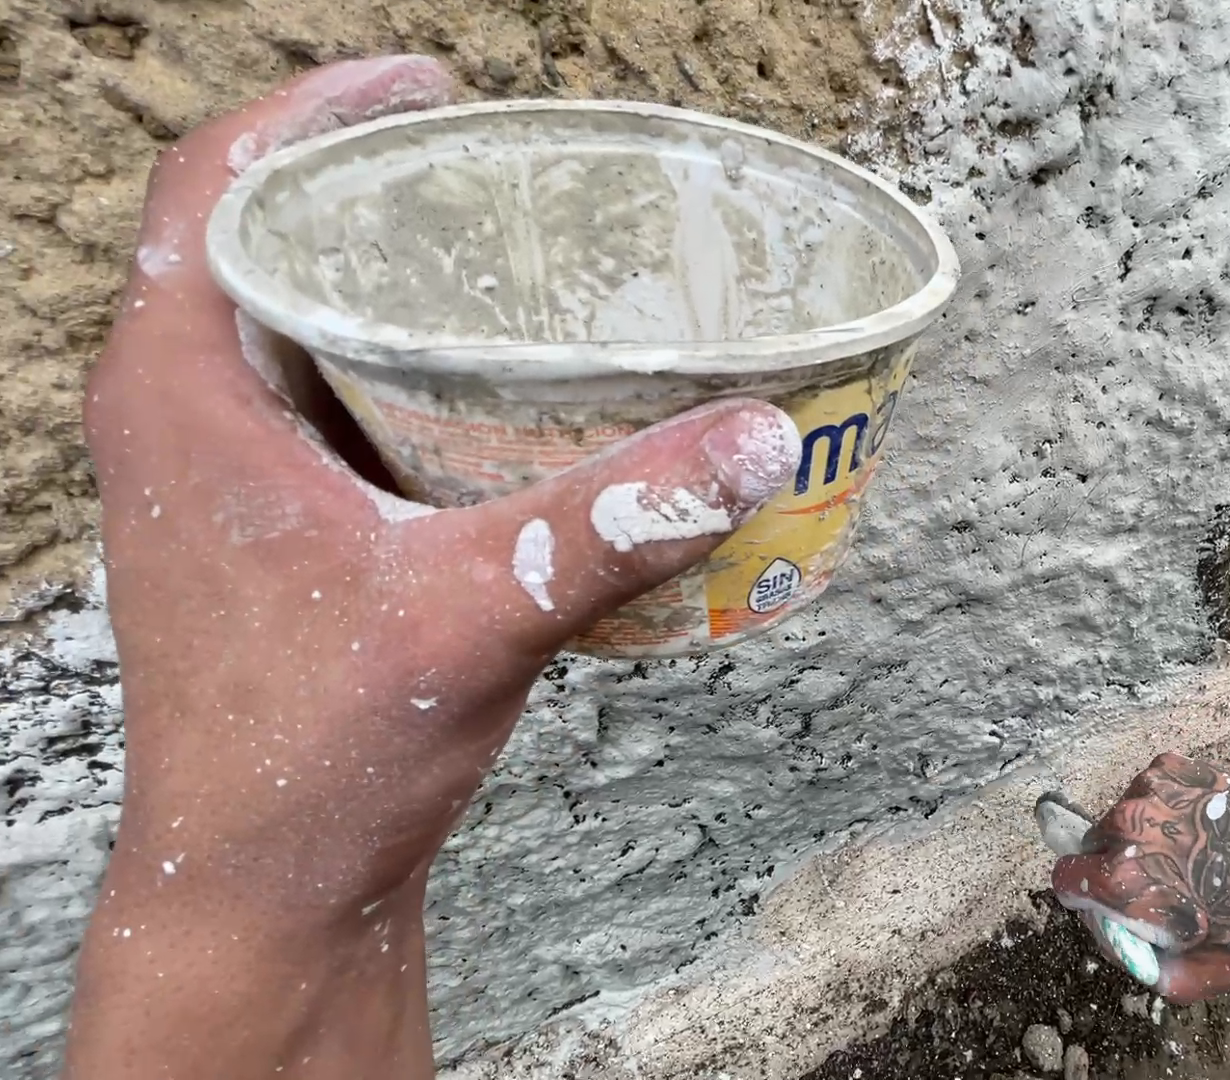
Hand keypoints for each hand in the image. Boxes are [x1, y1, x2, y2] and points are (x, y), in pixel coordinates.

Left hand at [65, 55, 799, 1076]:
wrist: (283, 874)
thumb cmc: (321, 752)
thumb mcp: (479, 613)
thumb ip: (619, 524)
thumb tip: (758, 442)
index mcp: (192, 401)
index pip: (225, 194)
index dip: (322, 115)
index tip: (436, 88)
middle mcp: (218, 426)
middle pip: (297, 258)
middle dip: (402, 207)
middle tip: (521, 196)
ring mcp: (275, 486)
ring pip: (347, 346)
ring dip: (438, 306)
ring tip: (548, 291)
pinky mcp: (332, 536)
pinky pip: (391, 422)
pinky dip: (464, 393)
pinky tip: (546, 414)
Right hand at [1051, 754, 1229, 1002]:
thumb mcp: (1188, 979)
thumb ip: (1133, 961)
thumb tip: (1108, 932)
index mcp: (1122, 878)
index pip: (1065, 877)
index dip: (1083, 890)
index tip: (1106, 894)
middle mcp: (1126, 824)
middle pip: (1095, 843)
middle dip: (1117, 861)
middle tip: (1161, 877)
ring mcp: (1148, 787)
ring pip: (1123, 811)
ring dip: (1142, 830)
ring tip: (1187, 849)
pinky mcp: (1170, 765)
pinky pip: (1148, 785)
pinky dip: (1164, 802)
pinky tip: (1197, 822)